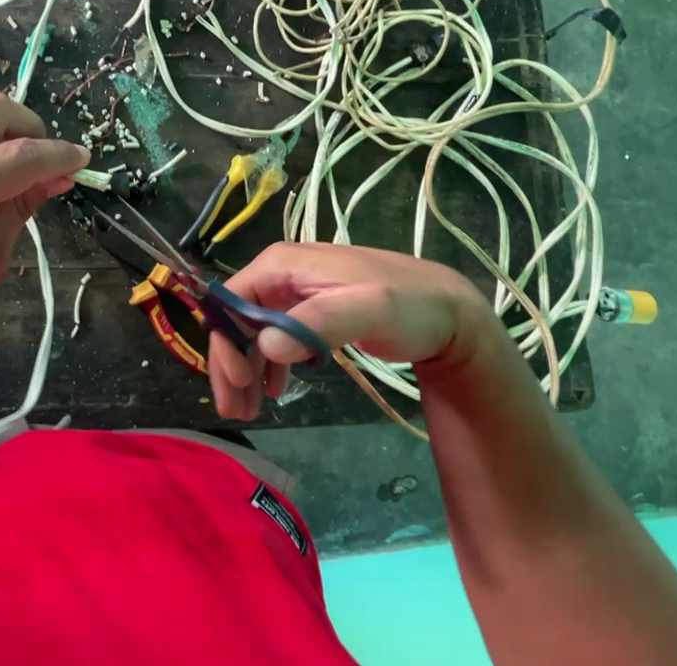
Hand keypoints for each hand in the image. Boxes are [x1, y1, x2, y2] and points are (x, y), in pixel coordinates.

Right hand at [208, 242, 487, 420]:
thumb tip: (265, 348)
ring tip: (248, 412)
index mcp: (282, 265)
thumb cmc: (408, 306)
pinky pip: (275, 336)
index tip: (239, 385)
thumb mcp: (366, 310)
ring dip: (246, 370)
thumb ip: (317, 324)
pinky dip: (269, 365)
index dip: (226, 344)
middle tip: (235, 412)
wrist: (450, 310)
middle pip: (237, 319)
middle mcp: (281, 273)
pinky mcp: (309, 309)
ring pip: (253, 331)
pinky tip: (275, 391)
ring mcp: (295, 292)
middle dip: (231, 364)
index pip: (231, 303)